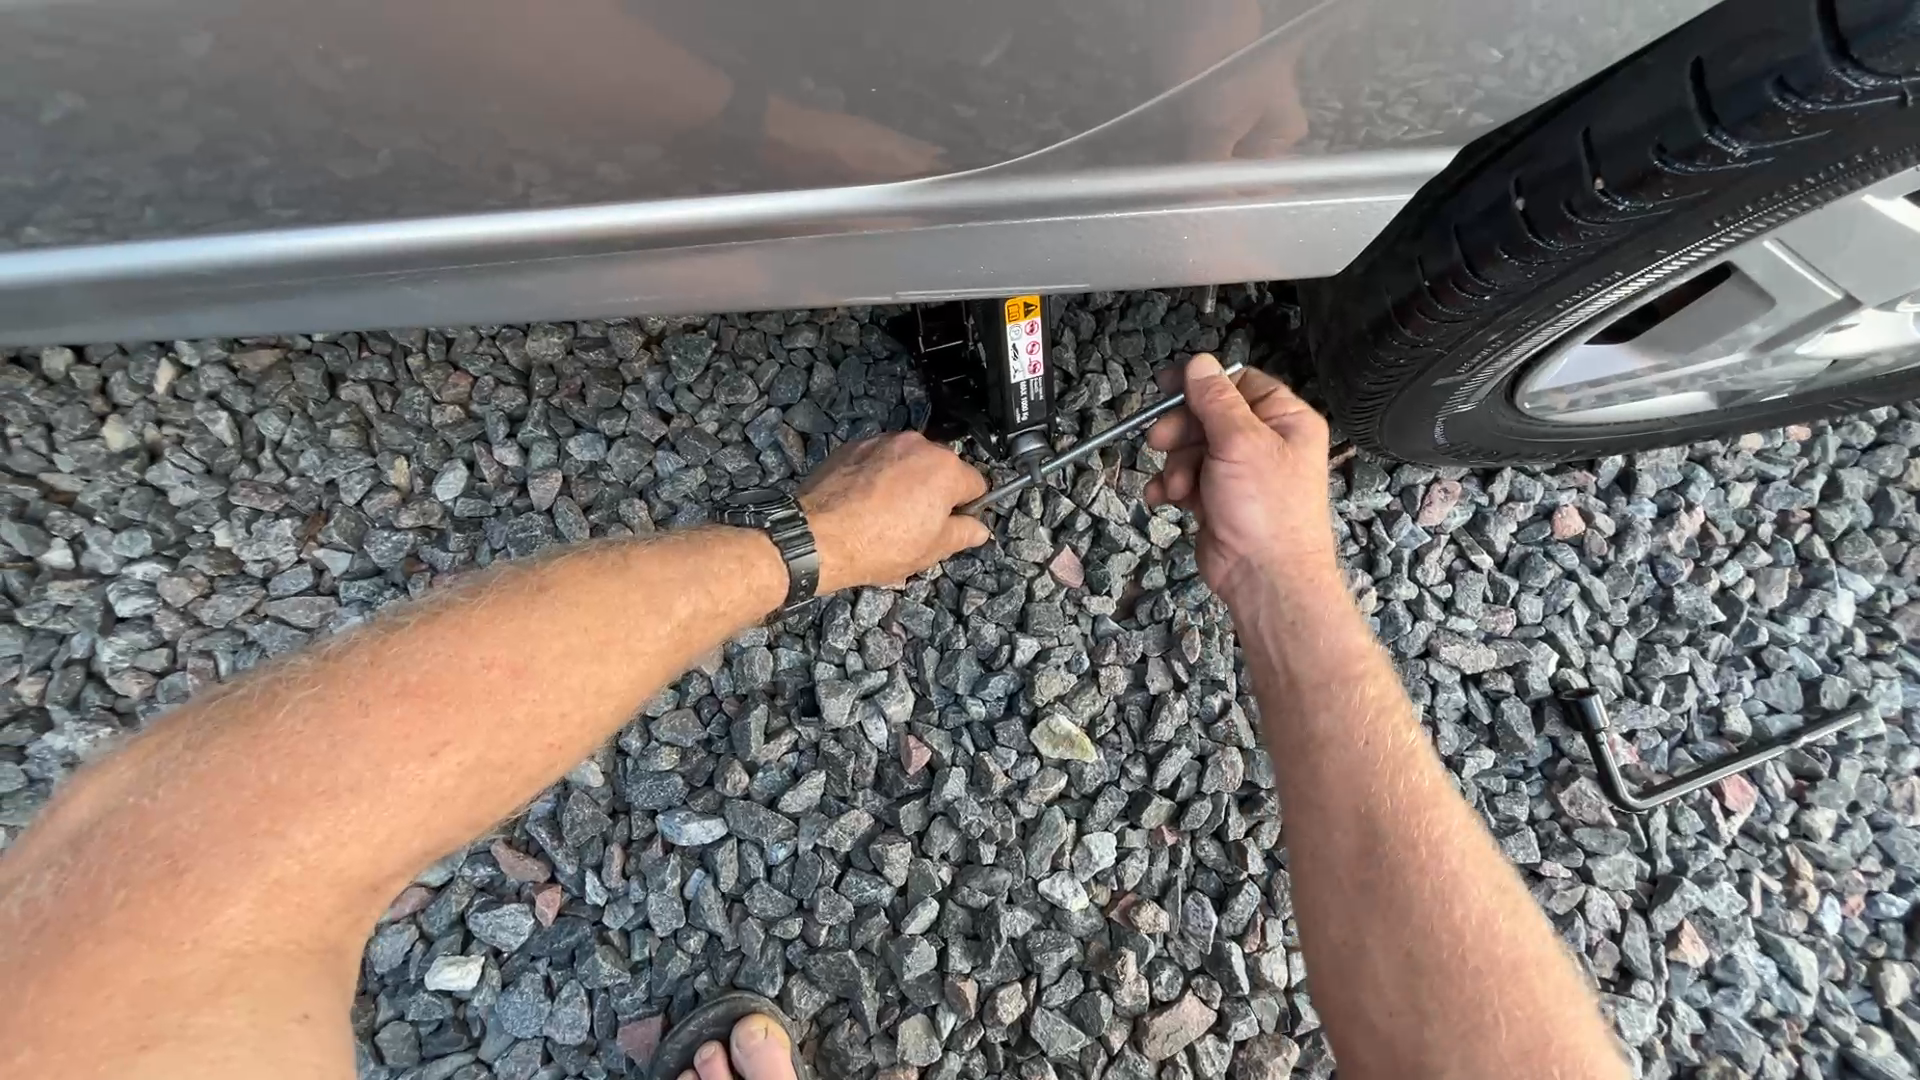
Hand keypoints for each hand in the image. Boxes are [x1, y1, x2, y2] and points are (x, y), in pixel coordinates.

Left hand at [798, 432, 990, 592]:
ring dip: (907, 482)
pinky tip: (868, 503)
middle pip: (942, 468)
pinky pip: (880, 459)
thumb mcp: (931, 550)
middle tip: (919, 524)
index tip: (955, 522)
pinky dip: (879, 476)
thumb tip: (977, 529)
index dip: (968, 507)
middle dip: (936, 492)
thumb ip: (962, 534)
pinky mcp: (855, 446)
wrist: (817, 537)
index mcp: (945, 470)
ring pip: (909, 462)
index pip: (976, 484)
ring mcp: (884, 442)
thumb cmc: (875, 544)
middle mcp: (917, 446)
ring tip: (888, 515)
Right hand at [1145, 354, 1335, 604]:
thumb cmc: (1267, 511)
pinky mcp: (1217, 499)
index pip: (1240, 385)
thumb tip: (1199, 364)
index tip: (1168, 385)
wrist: (1264, 577)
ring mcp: (1240, 474)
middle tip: (1160, 439)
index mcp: (1285, 421)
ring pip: (1192, 449)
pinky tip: (1163, 498)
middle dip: (1181, 430)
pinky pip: (1186, 479)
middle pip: (1209, 417)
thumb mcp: (1240, 442)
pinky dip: (1170, 487)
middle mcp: (1265, 444)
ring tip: (1176, 486)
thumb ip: (1215, 400)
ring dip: (1175, 465)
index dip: (1203, 384)